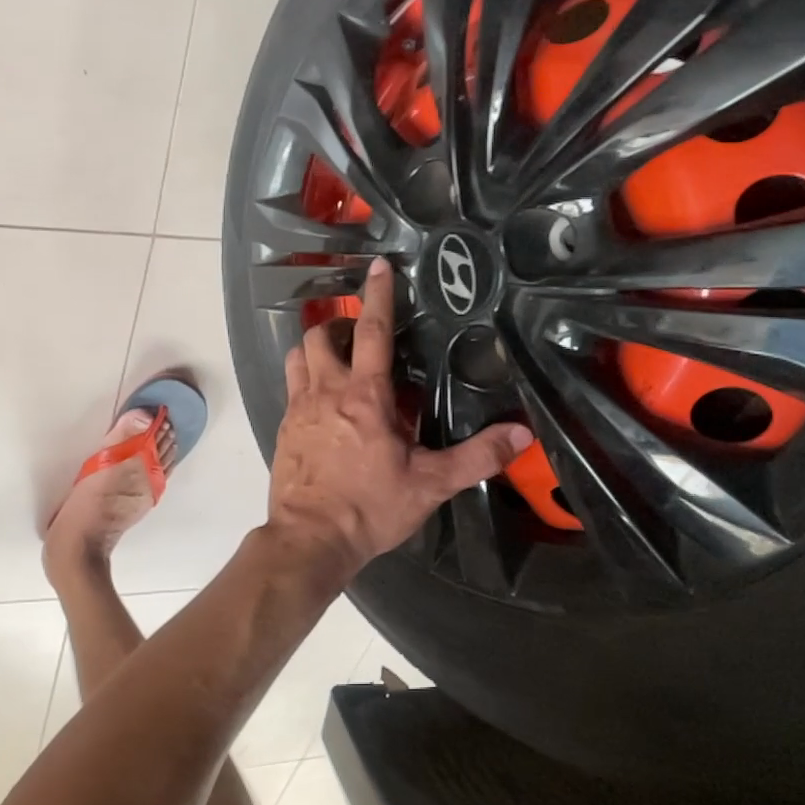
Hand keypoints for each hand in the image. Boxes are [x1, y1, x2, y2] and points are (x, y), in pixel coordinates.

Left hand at [267, 257, 531, 572]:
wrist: (309, 537)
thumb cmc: (369, 508)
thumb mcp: (430, 484)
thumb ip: (476, 456)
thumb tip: (522, 434)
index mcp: (364, 398)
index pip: (373, 333)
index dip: (378, 296)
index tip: (378, 266)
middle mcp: (325, 392)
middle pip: (320, 335)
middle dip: (337, 323)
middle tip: (357, 332)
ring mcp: (297, 409)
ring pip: (296, 357)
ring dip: (314, 348)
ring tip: (337, 358)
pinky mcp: (282, 428)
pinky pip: (289, 387)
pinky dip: (304, 379)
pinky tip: (322, 401)